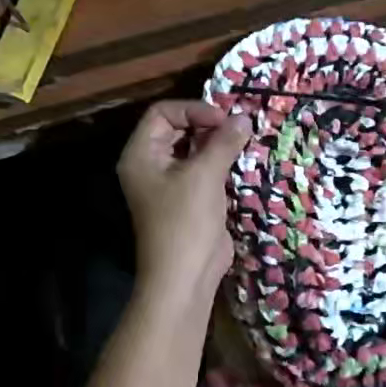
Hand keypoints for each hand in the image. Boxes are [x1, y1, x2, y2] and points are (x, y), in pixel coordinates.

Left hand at [116, 100, 251, 295]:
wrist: (185, 276)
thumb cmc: (186, 221)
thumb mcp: (205, 175)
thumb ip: (224, 142)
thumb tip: (244, 118)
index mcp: (141, 154)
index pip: (162, 113)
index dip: (193, 110)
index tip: (224, 120)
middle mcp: (151, 165)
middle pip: (177, 129)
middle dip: (208, 125)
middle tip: (239, 128)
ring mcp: (169, 184)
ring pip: (193, 150)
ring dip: (218, 144)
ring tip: (244, 141)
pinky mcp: (189, 200)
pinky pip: (203, 171)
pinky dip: (221, 163)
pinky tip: (242, 162)